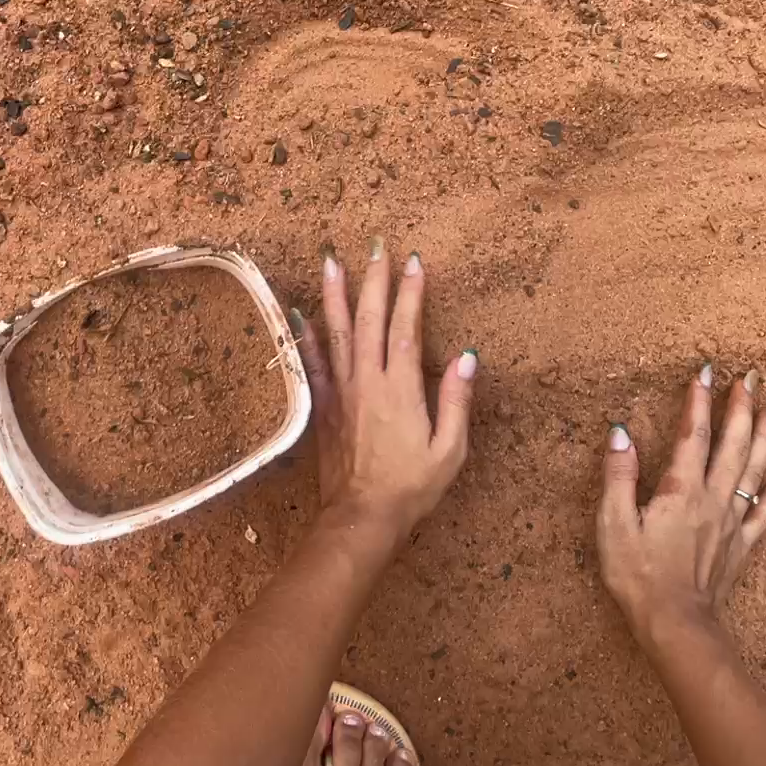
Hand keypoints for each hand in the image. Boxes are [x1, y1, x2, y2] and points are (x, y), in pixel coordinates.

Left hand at [293, 238, 476, 537]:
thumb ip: (456, 401)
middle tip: (378, 247)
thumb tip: (467, 357)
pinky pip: (312, 364)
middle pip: (370, 319)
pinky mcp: (322, 407)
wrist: (361, 517)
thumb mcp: (449, 450)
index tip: (414, 262)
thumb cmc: (411, 488)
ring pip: (336, 333)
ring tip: (331, 261)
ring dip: (334, 295)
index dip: (410, 293)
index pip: (406, 328)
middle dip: (375, 280)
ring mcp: (340, 392)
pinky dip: (305, 336)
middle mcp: (367, 381)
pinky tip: (298, 312)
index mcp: (401, 389)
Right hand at [596, 364, 765, 649]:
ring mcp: (733, 522)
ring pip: (756, 469)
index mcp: (681, 491)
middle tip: (751, 378)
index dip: (698, 402)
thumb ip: (618, 476)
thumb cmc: (637, 574)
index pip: (693, 436)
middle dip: (741, 408)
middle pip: (733, 445)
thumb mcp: (613, 524)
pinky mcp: (742, 544)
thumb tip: (620, 433)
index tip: (705, 371)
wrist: (675, 623)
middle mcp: (713, 499)